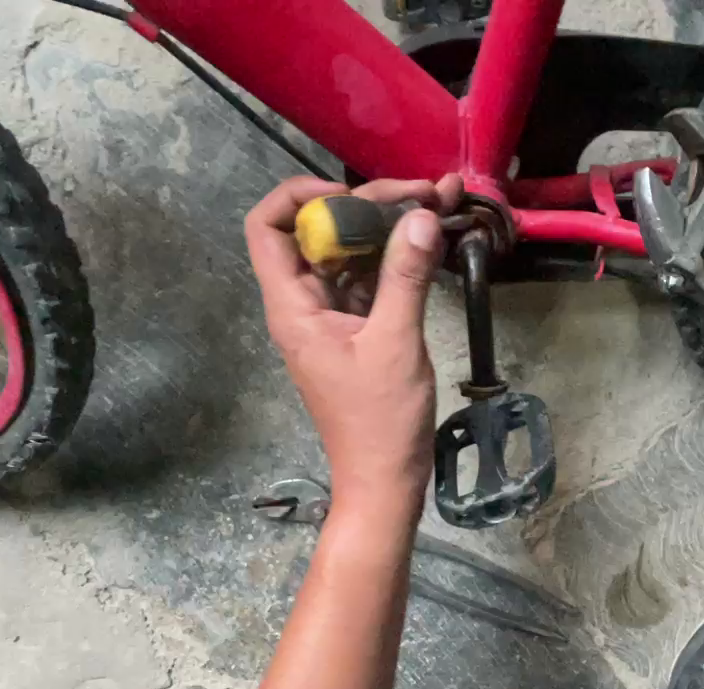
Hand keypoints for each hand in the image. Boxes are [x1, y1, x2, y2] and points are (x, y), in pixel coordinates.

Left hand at [244, 174, 462, 512]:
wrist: (385, 478)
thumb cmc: (380, 420)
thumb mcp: (395, 343)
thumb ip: (405, 276)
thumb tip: (420, 214)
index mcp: (293, 308)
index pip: (268, 227)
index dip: (301, 197)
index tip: (354, 197)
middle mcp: (305, 306)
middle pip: (318, 233)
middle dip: (366, 205)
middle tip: (421, 194)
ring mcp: (332, 318)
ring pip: (349, 255)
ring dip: (388, 228)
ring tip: (436, 205)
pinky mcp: (358, 331)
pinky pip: (370, 281)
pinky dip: (397, 260)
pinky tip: (431, 241)